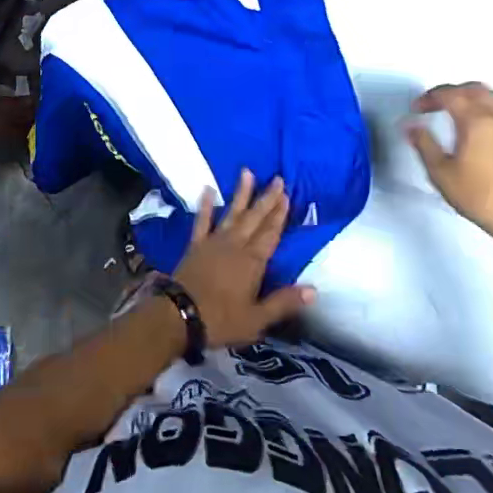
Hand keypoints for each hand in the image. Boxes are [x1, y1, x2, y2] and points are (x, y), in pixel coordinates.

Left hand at [171, 171, 316, 347]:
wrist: (179, 315)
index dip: (279, 215)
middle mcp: (234, 246)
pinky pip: (202, 221)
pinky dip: (206, 205)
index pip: (270, 234)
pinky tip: (207, 190)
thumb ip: (283, 302)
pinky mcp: (195, 245)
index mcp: (252, 262)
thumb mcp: (257, 319)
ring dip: (240, 194)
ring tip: (247, 173)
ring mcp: (213, 242)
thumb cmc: (221, 320)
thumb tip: (313, 290)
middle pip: (254, 219)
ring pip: (231, 213)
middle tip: (276, 178)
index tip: (287, 195)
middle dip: (266, 199)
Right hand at [407, 82, 492, 250]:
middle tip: (439, 103)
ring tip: (466, 110)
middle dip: (454, 92)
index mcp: (478, 121)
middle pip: (477, 90)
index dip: (431, 96)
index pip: (450, 95)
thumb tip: (412, 127)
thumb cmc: (487, 200)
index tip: (420, 106)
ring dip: (479, 97)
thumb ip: (424, 145)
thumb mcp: (442, 174)